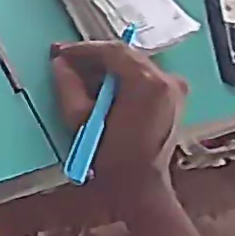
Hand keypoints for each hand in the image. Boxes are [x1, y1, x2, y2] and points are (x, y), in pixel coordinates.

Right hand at [50, 40, 188, 189]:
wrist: (140, 186)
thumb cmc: (110, 156)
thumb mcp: (80, 119)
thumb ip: (68, 86)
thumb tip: (60, 63)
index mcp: (146, 83)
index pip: (112, 51)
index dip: (82, 49)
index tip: (60, 52)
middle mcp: (166, 79)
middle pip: (126, 56)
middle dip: (94, 57)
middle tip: (66, 61)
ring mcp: (174, 88)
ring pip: (134, 65)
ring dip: (107, 68)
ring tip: (80, 75)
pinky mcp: (173, 98)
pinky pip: (143, 77)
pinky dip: (121, 78)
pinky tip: (102, 88)